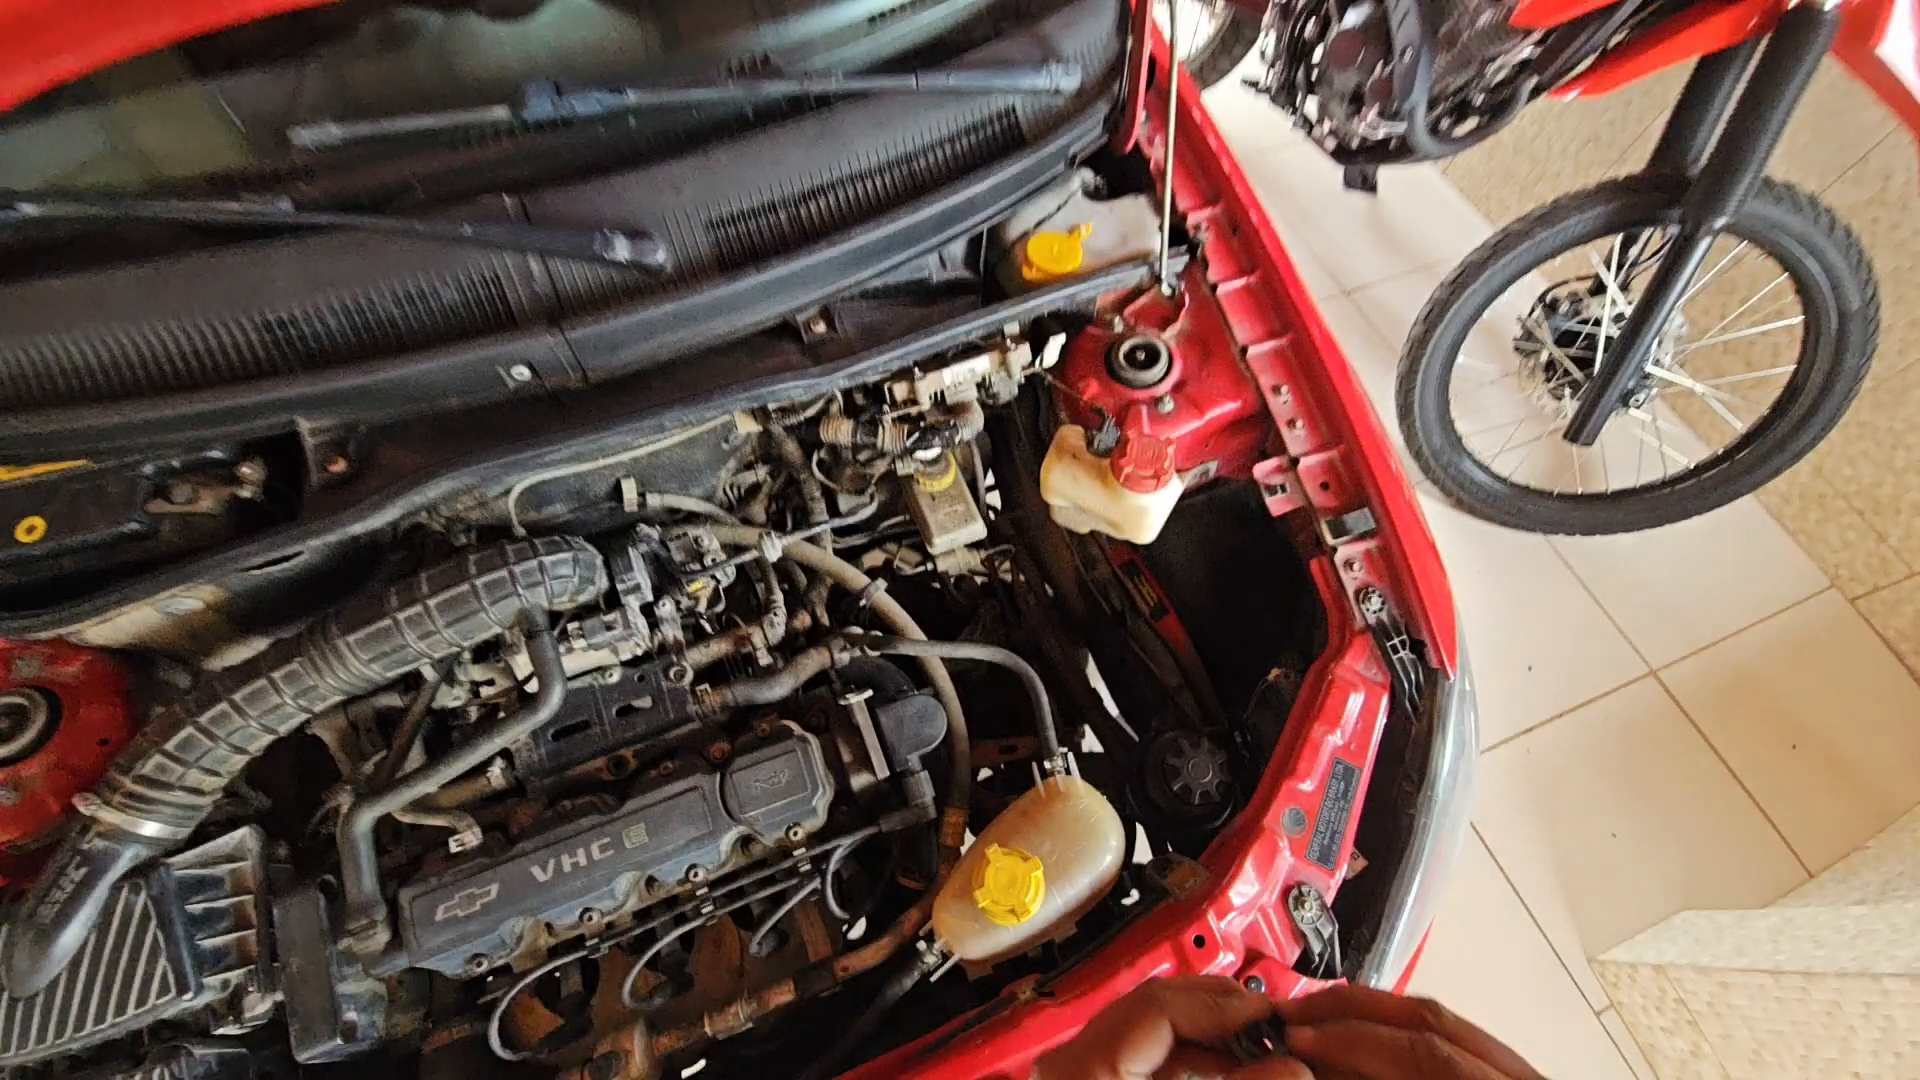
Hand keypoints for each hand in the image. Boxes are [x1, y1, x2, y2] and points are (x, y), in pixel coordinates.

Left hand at [1032, 976, 1309, 1079]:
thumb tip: (1296, 1069)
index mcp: (1086, 1068)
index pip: (1158, 1008)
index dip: (1219, 1007)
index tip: (1267, 1013)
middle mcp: (1072, 1059)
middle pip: (1151, 1008)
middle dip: (1214, 1010)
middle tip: (1267, 1020)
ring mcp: (1079, 1070)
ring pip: (1149, 1028)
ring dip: (1205, 1031)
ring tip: (1256, 1043)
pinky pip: (1142, 1054)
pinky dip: (1186, 1055)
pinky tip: (1228, 1066)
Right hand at [1277, 985, 1545, 1079]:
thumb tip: (1314, 1063)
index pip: (1425, 1052)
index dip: (1352, 1041)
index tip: (1297, 1039)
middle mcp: (1524, 1075)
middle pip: (1430, 1016)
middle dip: (1349, 1010)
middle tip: (1291, 1015)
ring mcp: (1525, 1070)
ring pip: (1439, 1015)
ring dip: (1367, 1011)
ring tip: (1315, 1015)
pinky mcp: (1514, 1071)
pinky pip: (1449, 1032)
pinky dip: (1396, 1026)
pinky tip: (1360, 1031)